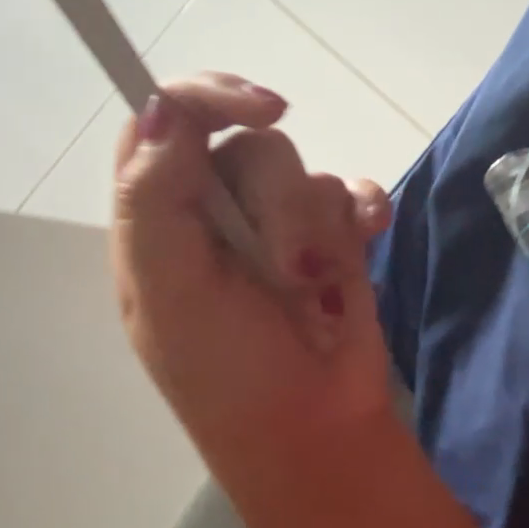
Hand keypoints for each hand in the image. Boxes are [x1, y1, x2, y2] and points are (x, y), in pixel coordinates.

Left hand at [112, 72, 395, 458]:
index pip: (165, 123)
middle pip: (251, 148)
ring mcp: (284, 228)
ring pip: (310, 175)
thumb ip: (156, 200)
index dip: (207, 98)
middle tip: (289, 268)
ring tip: (323, 285)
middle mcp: (220, 215)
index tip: (264, 111)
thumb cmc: (230, 374)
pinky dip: (368, 211)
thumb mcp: (170, 296)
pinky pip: (358, 195)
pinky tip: (372, 236)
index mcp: (160, 223)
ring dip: (322, 227)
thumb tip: (166, 108)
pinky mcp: (340, 242)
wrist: (317, 429)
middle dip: (281, 203)